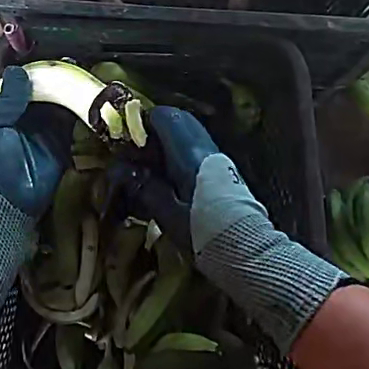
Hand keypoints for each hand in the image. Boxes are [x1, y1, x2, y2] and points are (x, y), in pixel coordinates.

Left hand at [0, 67, 75, 327]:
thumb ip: (7, 99)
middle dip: (57, 74)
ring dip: (72, 89)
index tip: (45, 49)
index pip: (18, 81)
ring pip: (62, 102)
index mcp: (3, 108)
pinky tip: (92, 94)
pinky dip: (83, 109)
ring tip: (86, 70)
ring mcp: (45, 129)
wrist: (2, 205)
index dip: (30, 66)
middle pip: (45, 88)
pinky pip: (74, 122)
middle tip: (75, 56)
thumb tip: (19, 71)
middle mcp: (26, 115)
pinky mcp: (62, 143)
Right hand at [138, 105, 346, 351]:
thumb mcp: (168, 213)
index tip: (128, 140)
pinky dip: (178, 156)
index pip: (166, 117)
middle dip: (155, 132)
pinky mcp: (223, 172)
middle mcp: (206, 148)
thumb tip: (121, 170)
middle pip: (179, 122)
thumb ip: (144, 188)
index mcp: (190, 153)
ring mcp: (217, 159)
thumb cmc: (204, 231)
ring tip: (150, 168)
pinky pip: (195, 151)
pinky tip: (168, 179)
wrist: (247, 251)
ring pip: (188, 136)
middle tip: (137, 152)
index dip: (143, 122)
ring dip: (167, 145)